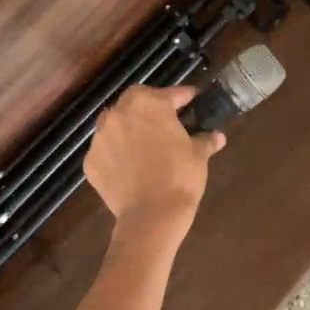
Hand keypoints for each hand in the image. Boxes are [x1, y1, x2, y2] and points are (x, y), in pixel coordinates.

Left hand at [84, 85, 223, 243]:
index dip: (183, 97)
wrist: (151, 215)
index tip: (192, 99)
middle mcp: (119, 114)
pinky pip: (105, 150)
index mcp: (149, 104)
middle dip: (150, 107)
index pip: (170, 94)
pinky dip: (116, 153)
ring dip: (128, 127)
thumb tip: (218, 137)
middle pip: (135, 101)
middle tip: (165, 120)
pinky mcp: (91, 161)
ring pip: (114, 123)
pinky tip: (129, 166)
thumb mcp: (198, 156)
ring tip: (143, 142)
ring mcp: (101, 138)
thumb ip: (205, 140)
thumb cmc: (179, 177)